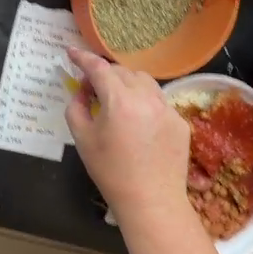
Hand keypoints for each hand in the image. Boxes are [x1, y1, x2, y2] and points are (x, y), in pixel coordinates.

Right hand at [65, 47, 194, 227]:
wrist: (151, 201)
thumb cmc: (110, 172)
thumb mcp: (82, 139)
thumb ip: (76, 108)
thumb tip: (81, 93)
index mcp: (119, 100)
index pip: (98, 68)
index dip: (83, 58)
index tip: (72, 52)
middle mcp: (146, 97)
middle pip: (122, 72)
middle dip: (105, 74)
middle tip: (91, 89)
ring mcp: (167, 108)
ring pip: (145, 82)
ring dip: (127, 84)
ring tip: (116, 102)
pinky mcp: (180, 121)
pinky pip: (159, 101)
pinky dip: (144, 103)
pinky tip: (138, 124)